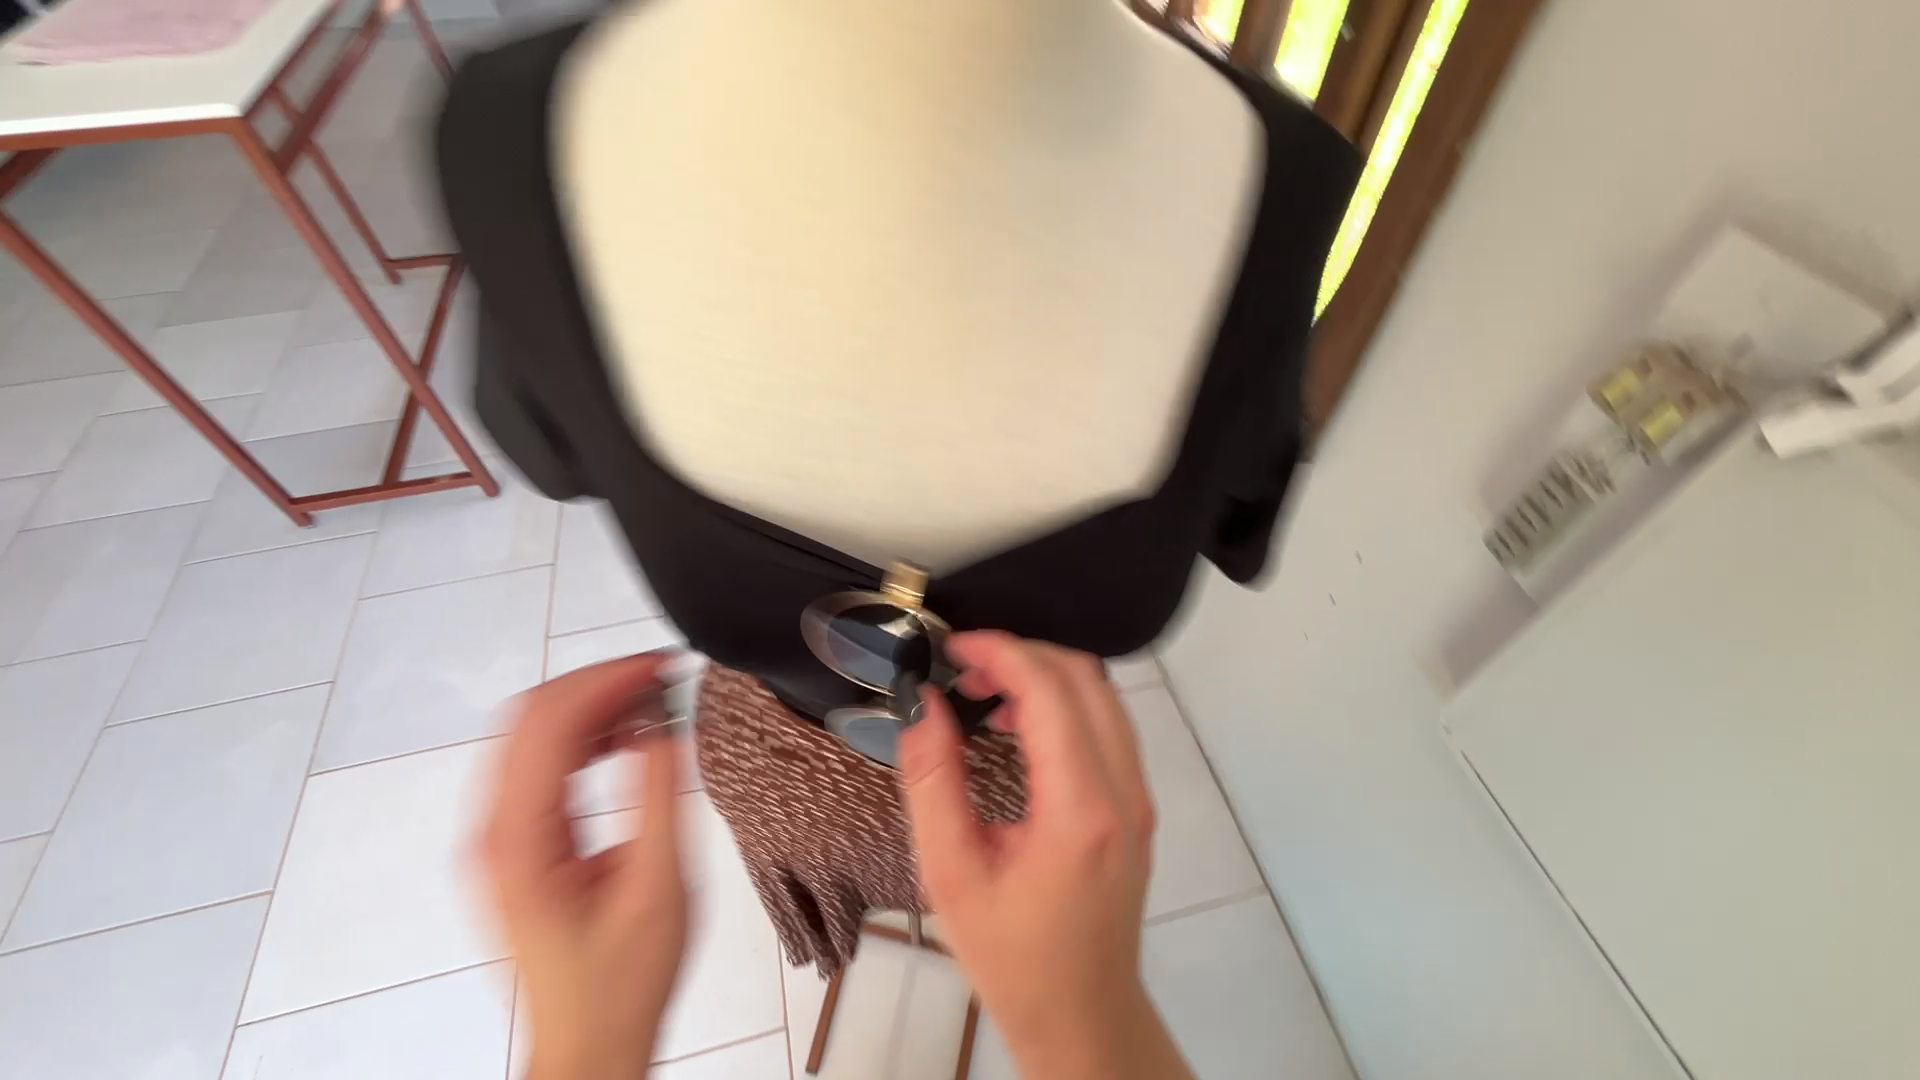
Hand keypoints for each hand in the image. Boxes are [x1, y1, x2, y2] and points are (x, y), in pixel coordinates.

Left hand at [479, 654, 688, 1079]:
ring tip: (654, 701)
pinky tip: (630, 738)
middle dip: (600, 683)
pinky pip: (545, 764)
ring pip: (535, 734)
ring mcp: (501, 836)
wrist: (590, 1045)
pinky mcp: (519, 842)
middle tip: (662, 676)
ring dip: (595, 706)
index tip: (662, 666)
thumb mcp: (658, 885)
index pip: (548, 723)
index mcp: (519, 840)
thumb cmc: (621, 984)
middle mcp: (495, 831)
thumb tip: (663, 722)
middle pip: (531, 717)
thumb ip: (658, 794)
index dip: (607, 680)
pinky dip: (589, 736)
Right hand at [899, 632, 1194, 1079]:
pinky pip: (1107, 724)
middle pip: (1085, 677)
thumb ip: (933, 779)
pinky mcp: (1136, 804)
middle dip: (1022, 654)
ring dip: (1044, 675)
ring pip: (1102, 694)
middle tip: (964, 668)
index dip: (1001, 652)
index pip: (1050, 691)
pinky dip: (1064, 703)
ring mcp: (1138, 795)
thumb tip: (925, 705)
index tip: (954, 647)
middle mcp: (1123, 791)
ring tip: (984, 691)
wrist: (1082, 1014)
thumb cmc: (1012, 955)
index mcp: (1080, 808)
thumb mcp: (950, 872)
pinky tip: (1018, 725)